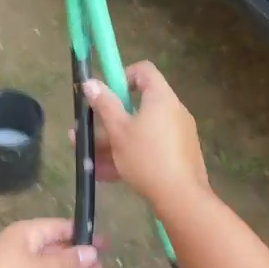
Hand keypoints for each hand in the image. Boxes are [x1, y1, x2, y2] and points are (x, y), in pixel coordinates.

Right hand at [80, 62, 210, 205]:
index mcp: (161, 98)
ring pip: (140, 131)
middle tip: (88, 132)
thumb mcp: (119, 131)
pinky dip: (129, 156)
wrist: (181, 197)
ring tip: (89, 158)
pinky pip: (149, 148)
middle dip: (109, 119)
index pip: (144, 71)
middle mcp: (173, 111)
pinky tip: (106, 174)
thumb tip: (90, 82)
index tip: (106, 95)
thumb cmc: (146, 157)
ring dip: (113, 142)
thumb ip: (104, 105)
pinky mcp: (178, 155)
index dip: (122, 76)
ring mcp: (178, 135)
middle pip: (138, 105)